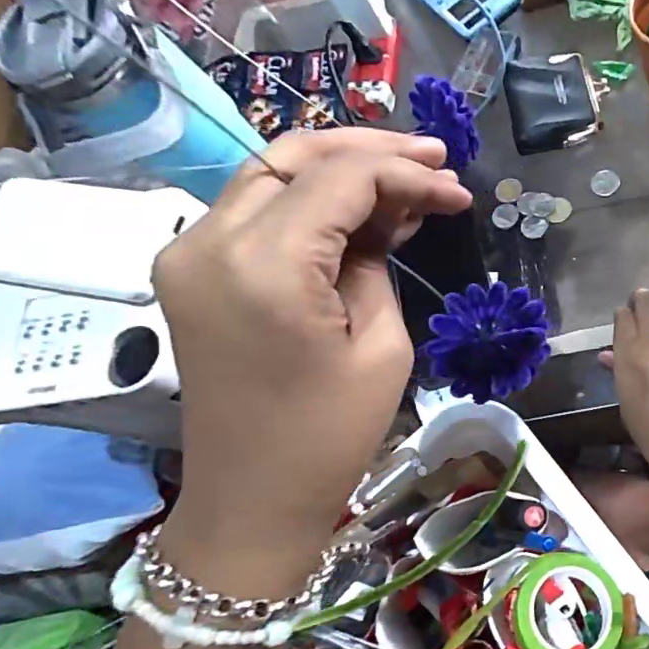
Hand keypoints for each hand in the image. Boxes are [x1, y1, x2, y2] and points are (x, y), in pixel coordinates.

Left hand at [152, 129, 472, 589]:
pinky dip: (309, 202)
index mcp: (264, 264)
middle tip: (434, 159)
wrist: (252, 499)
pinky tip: (359, 214)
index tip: (458, 193)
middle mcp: (209, 239)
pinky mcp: (192, 271)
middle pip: (293, 156)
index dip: (407, 175)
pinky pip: (255, 212)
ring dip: (339, 170)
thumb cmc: (330, 435)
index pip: (340, 179)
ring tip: (407, 181)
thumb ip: (374, 264)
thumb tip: (379, 222)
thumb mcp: (381, 346)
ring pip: (270, 174)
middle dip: (370, 150)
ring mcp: (189, 252)